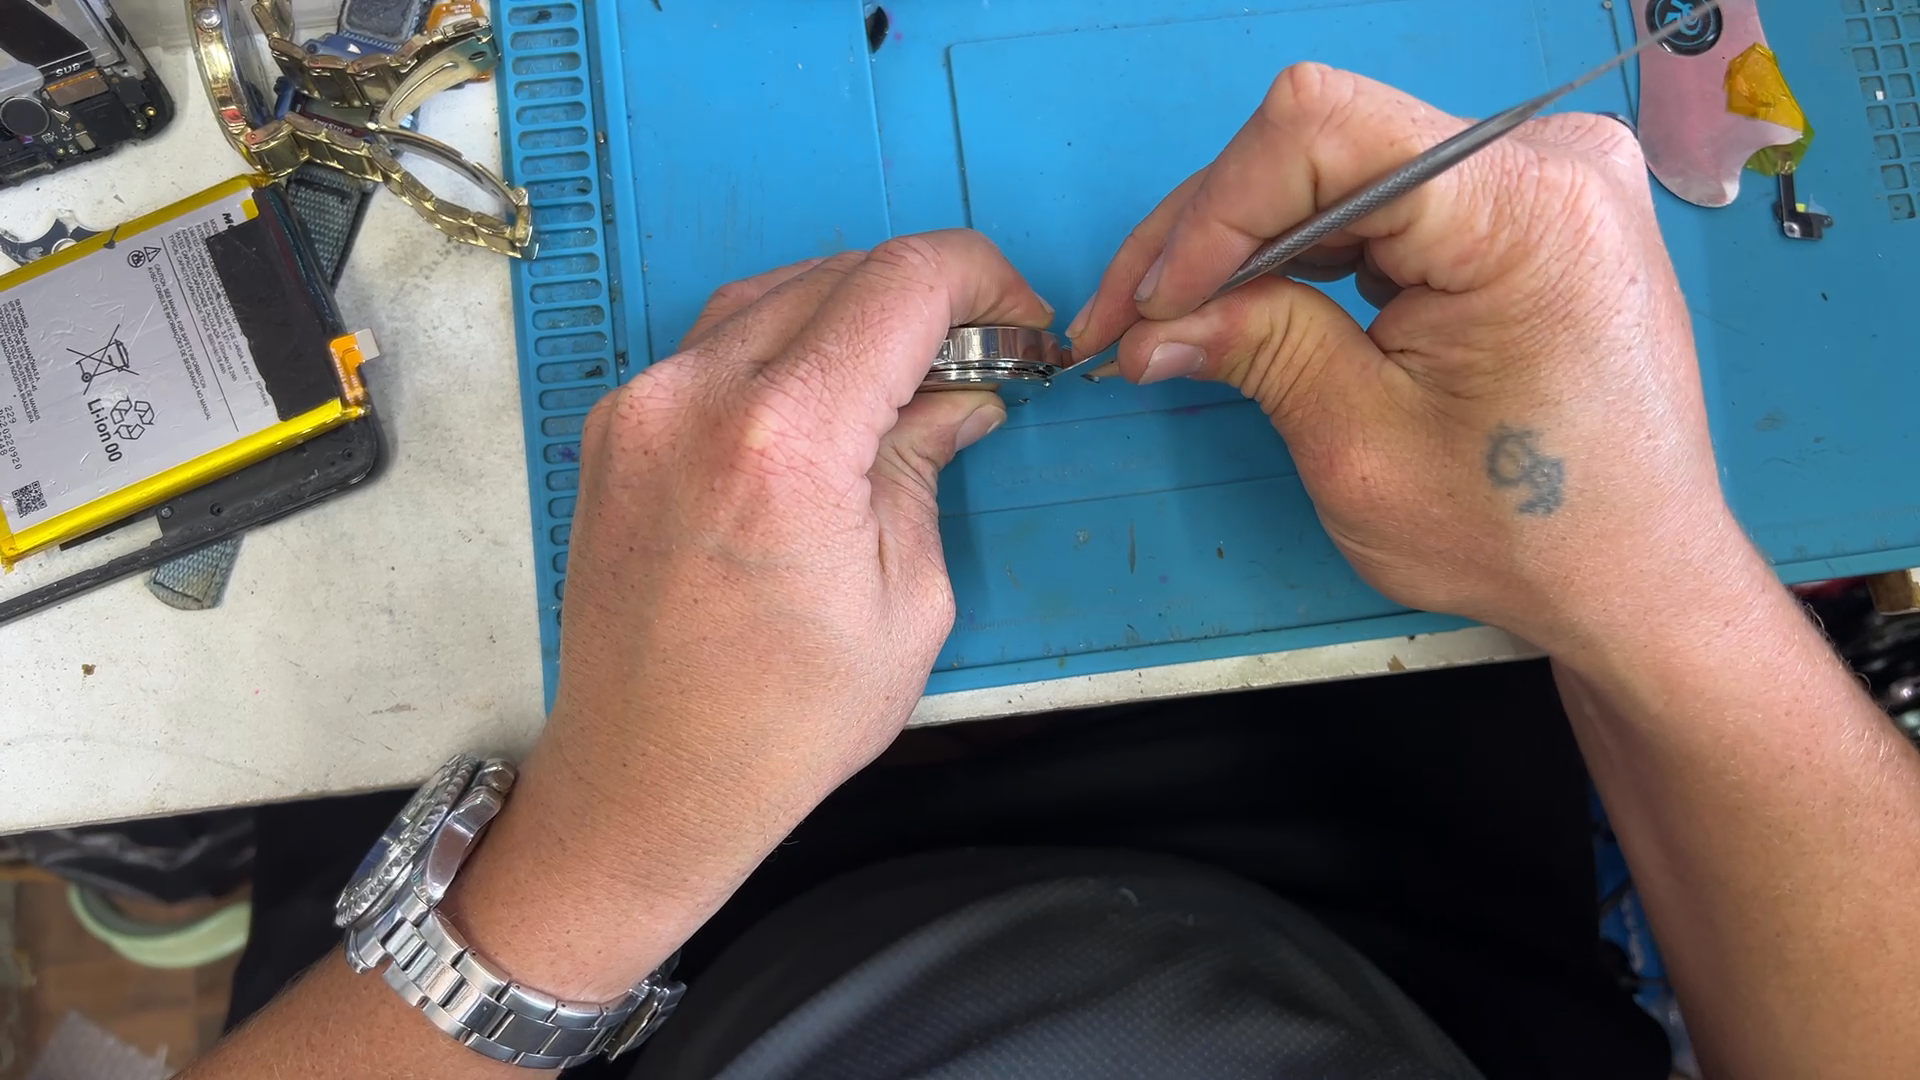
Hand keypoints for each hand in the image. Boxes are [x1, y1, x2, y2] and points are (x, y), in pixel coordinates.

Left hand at [446, 232, 1049, 997]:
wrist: (647, 780)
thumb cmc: (790, 719)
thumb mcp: (908, 598)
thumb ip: (926, 467)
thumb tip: (961, 401)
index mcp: (786, 440)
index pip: (902, 285)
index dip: (983, 278)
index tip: (1021, 318)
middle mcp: (696, 394)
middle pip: (841, 275)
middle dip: (930, 299)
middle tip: (979, 356)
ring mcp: (641, 403)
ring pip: (776, 294)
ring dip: (858, 312)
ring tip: (909, 372)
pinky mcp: (617, 426)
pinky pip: (721, 340)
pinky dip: (793, 341)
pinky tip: (829, 390)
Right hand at [1068, 65, 1752, 652]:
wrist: (1623, 575)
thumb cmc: (1506, 532)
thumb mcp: (1357, 446)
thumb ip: (1257, 352)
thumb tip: (1144, 332)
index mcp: (1520, 209)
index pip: (1317, 135)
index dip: (1207, 218)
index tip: (1146, 312)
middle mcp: (1533, 161)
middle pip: (1309, 150)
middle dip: (1193, 241)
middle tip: (1114, 326)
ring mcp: (1519, 184)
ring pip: (1319, 179)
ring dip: (1222, 254)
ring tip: (1154, 328)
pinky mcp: (1495, 220)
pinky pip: (1355, 212)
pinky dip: (1275, 262)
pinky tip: (1228, 311)